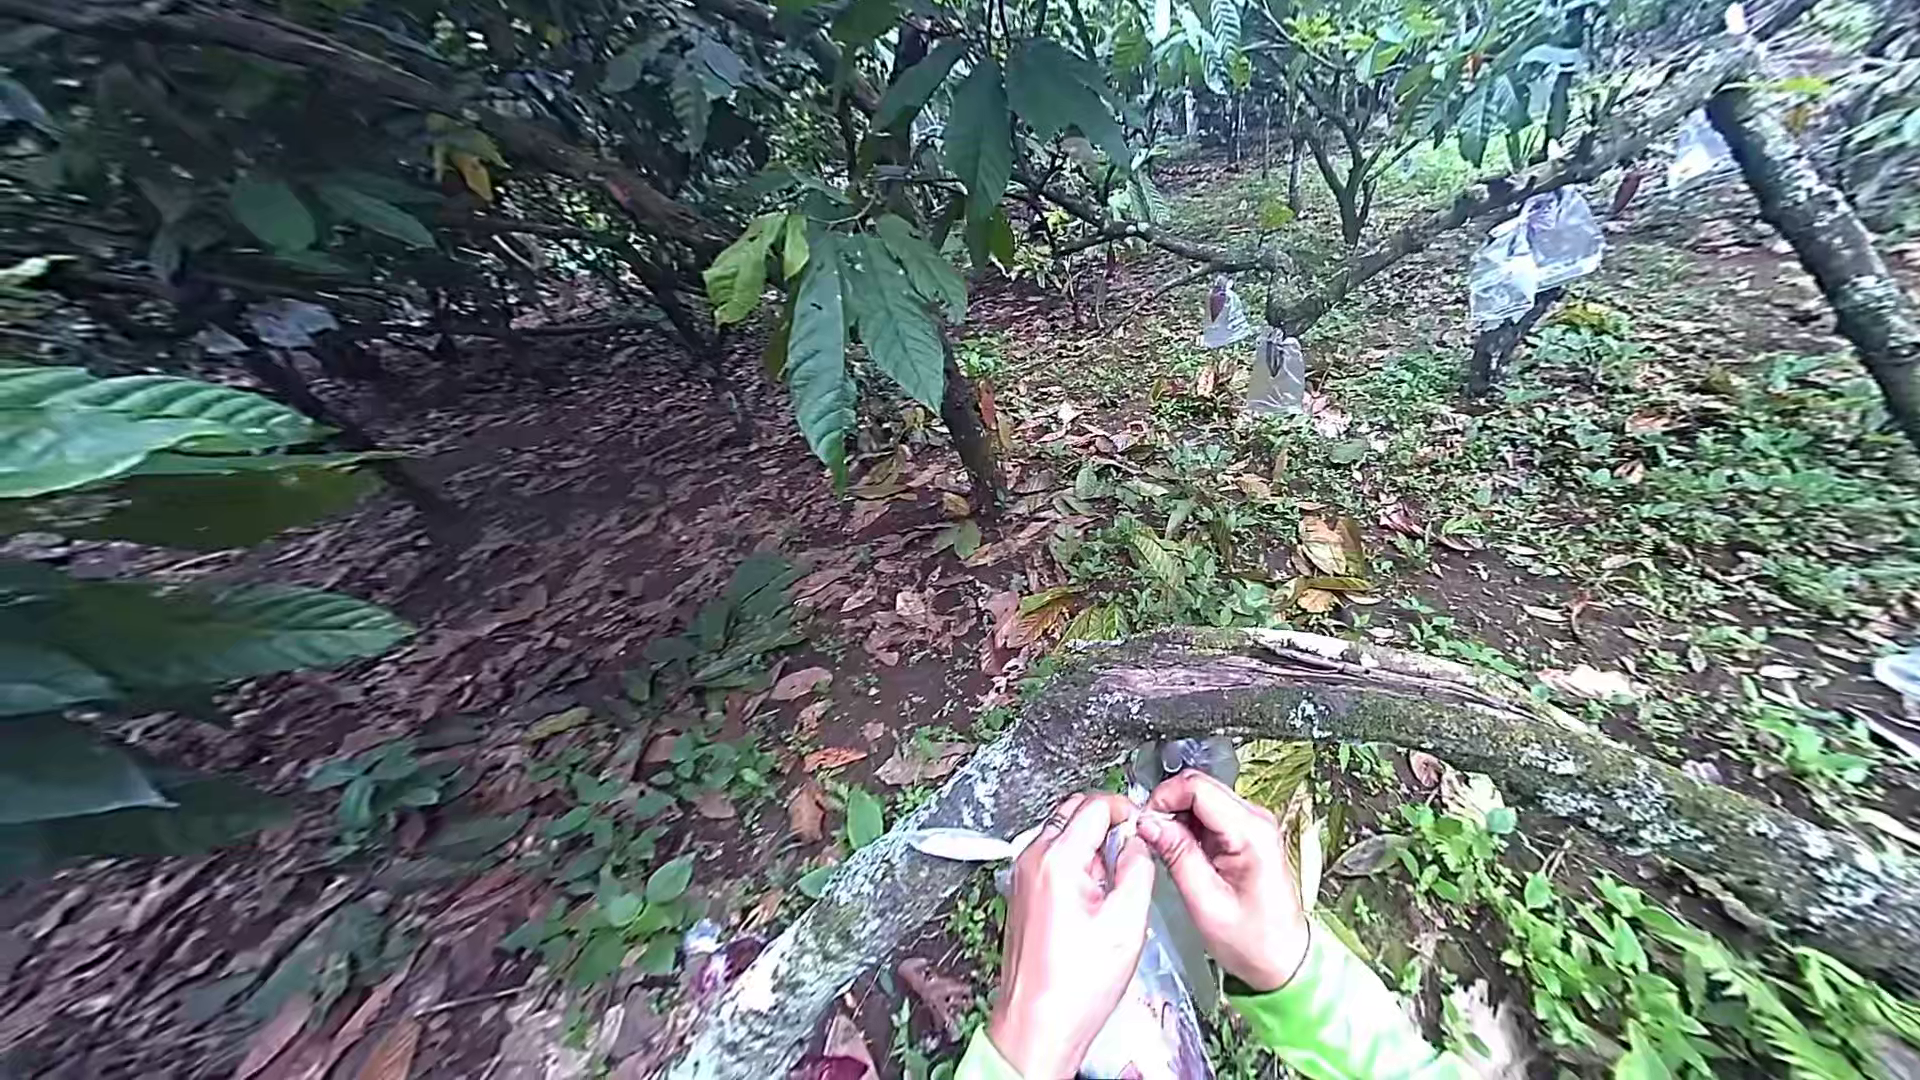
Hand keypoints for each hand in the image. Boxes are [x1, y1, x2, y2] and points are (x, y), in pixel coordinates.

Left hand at [988, 793, 1154, 1077]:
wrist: (1036, 1023)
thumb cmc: (1076, 985)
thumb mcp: (1125, 925)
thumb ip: (1138, 871)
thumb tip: (1137, 841)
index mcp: (1058, 859)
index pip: (1093, 806)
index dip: (1123, 809)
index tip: (1141, 822)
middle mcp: (1034, 856)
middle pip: (1073, 810)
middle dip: (1105, 819)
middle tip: (1131, 844)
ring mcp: (1024, 871)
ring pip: (1061, 829)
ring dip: (1090, 838)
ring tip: (1113, 876)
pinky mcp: (1022, 886)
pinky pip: (1051, 852)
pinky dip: (1074, 856)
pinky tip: (1091, 891)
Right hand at [1138, 770, 1309, 992]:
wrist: (1285, 962)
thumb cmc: (1254, 942)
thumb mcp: (1205, 902)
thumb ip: (1176, 855)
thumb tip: (1147, 821)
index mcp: (1251, 833)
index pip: (1196, 787)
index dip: (1164, 798)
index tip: (1147, 821)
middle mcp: (1255, 819)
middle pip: (1197, 785)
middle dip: (1167, 804)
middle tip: (1152, 833)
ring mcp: (1252, 822)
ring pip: (1199, 794)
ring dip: (1176, 813)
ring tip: (1167, 845)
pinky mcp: (1245, 829)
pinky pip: (1206, 809)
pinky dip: (1187, 822)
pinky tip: (1183, 848)